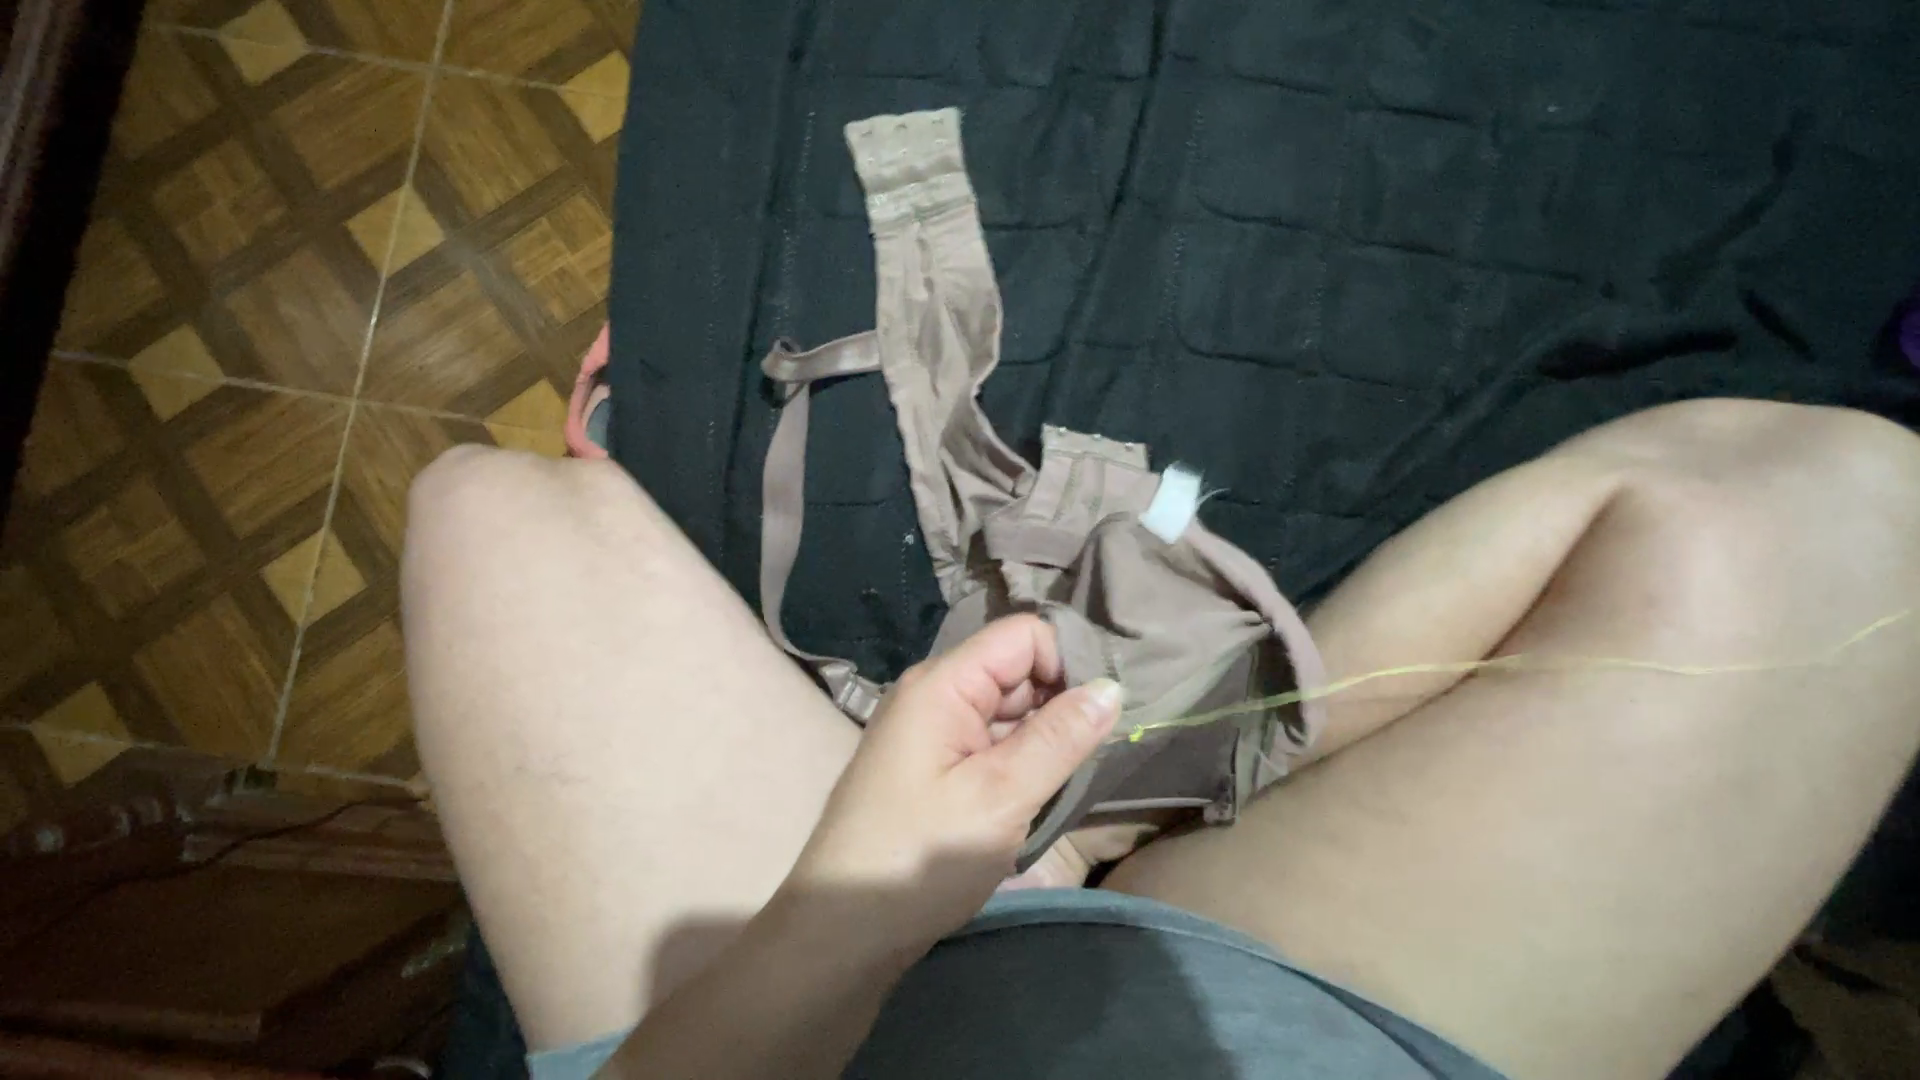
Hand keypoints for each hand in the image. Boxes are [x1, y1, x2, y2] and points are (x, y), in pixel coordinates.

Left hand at [780, 614, 1122, 951]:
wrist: (842, 931)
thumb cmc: (920, 856)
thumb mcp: (1000, 796)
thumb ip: (1059, 738)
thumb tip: (1112, 687)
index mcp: (942, 684)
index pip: (1022, 635)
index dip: (1064, 665)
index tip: (1093, 719)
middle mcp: (934, 694)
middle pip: (1016, 671)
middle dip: (1057, 707)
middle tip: (1084, 762)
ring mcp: (930, 732)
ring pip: (1007, 712)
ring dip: (1040, 742)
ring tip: (1060, 787)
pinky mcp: (932, 768)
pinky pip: (988, 744)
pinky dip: (1018, 764)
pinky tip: (1033, 800)